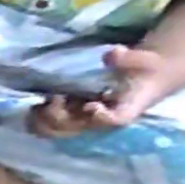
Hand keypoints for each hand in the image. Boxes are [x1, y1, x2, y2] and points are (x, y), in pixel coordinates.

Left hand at [29, 46, 171, 136]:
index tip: (90, 105)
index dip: (101, 117)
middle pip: (74, 130)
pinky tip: (39, 104)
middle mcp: (102, 119)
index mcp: (128, 107)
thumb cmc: (147, 69)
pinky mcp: (69, 117)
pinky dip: (37, 118)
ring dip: (42, 118)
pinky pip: (45, 126)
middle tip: (56, 97)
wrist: (143, 77)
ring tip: (43, 102)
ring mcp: (83, 120)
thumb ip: (131, 58)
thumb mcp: (145, 59)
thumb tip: (113, 53)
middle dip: (58, 116)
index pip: (116, 120)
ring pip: (54, 131)